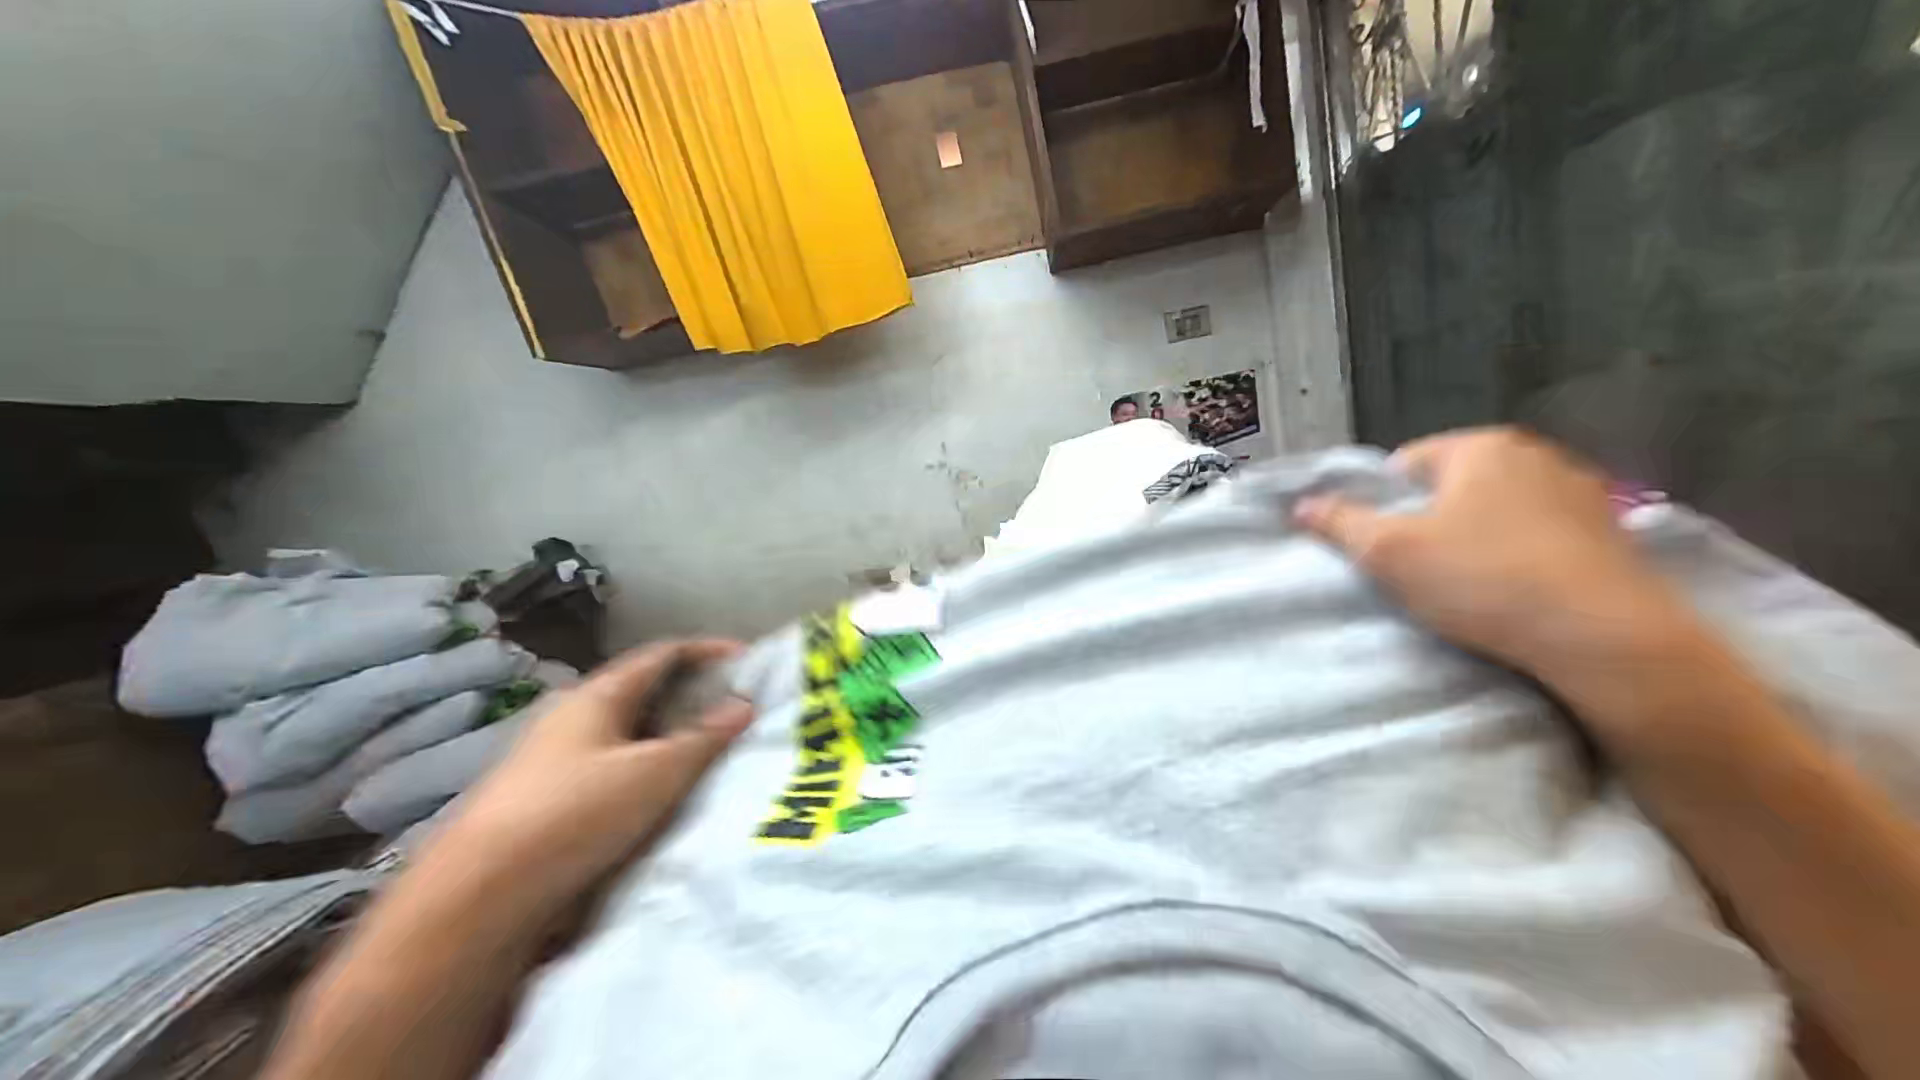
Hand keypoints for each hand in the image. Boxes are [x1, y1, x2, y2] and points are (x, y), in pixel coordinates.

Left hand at [430, 640, 753, 912]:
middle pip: (645, 690)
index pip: (662, 654)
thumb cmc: (574, 816)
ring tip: (713, 750)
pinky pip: (615, 766)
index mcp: (597, 695)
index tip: (749, 662)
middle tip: (739, 708)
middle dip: (694, 695)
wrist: (475, 901)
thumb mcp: (654, 773)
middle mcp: (573, 716)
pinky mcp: (549, 799)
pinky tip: (668, 791)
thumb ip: (704, 738)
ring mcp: (556, 759)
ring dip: (672, 734)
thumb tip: (743, 705)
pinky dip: (650, 766)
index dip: (708, 651)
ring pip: (630, 732)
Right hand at [1295, 428, 1686, 676]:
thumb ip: (1339, 522)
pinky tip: (1513, 592)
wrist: (1606, 639)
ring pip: (1497, 510)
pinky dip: (1517, 555)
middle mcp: (1535, 455)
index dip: (1381, 505)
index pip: (1404, 464)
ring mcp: (1582, 492)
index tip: (1383, 547)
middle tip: (1416, 567)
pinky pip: (1538, 535)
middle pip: (1451, 485)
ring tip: (1466, 585)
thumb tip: (1301, 505)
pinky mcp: (1612, 534)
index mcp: (1480, 447)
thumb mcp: (1387, 552)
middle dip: (1428, 520)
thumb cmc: (1482, 580)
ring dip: (1473, 538)